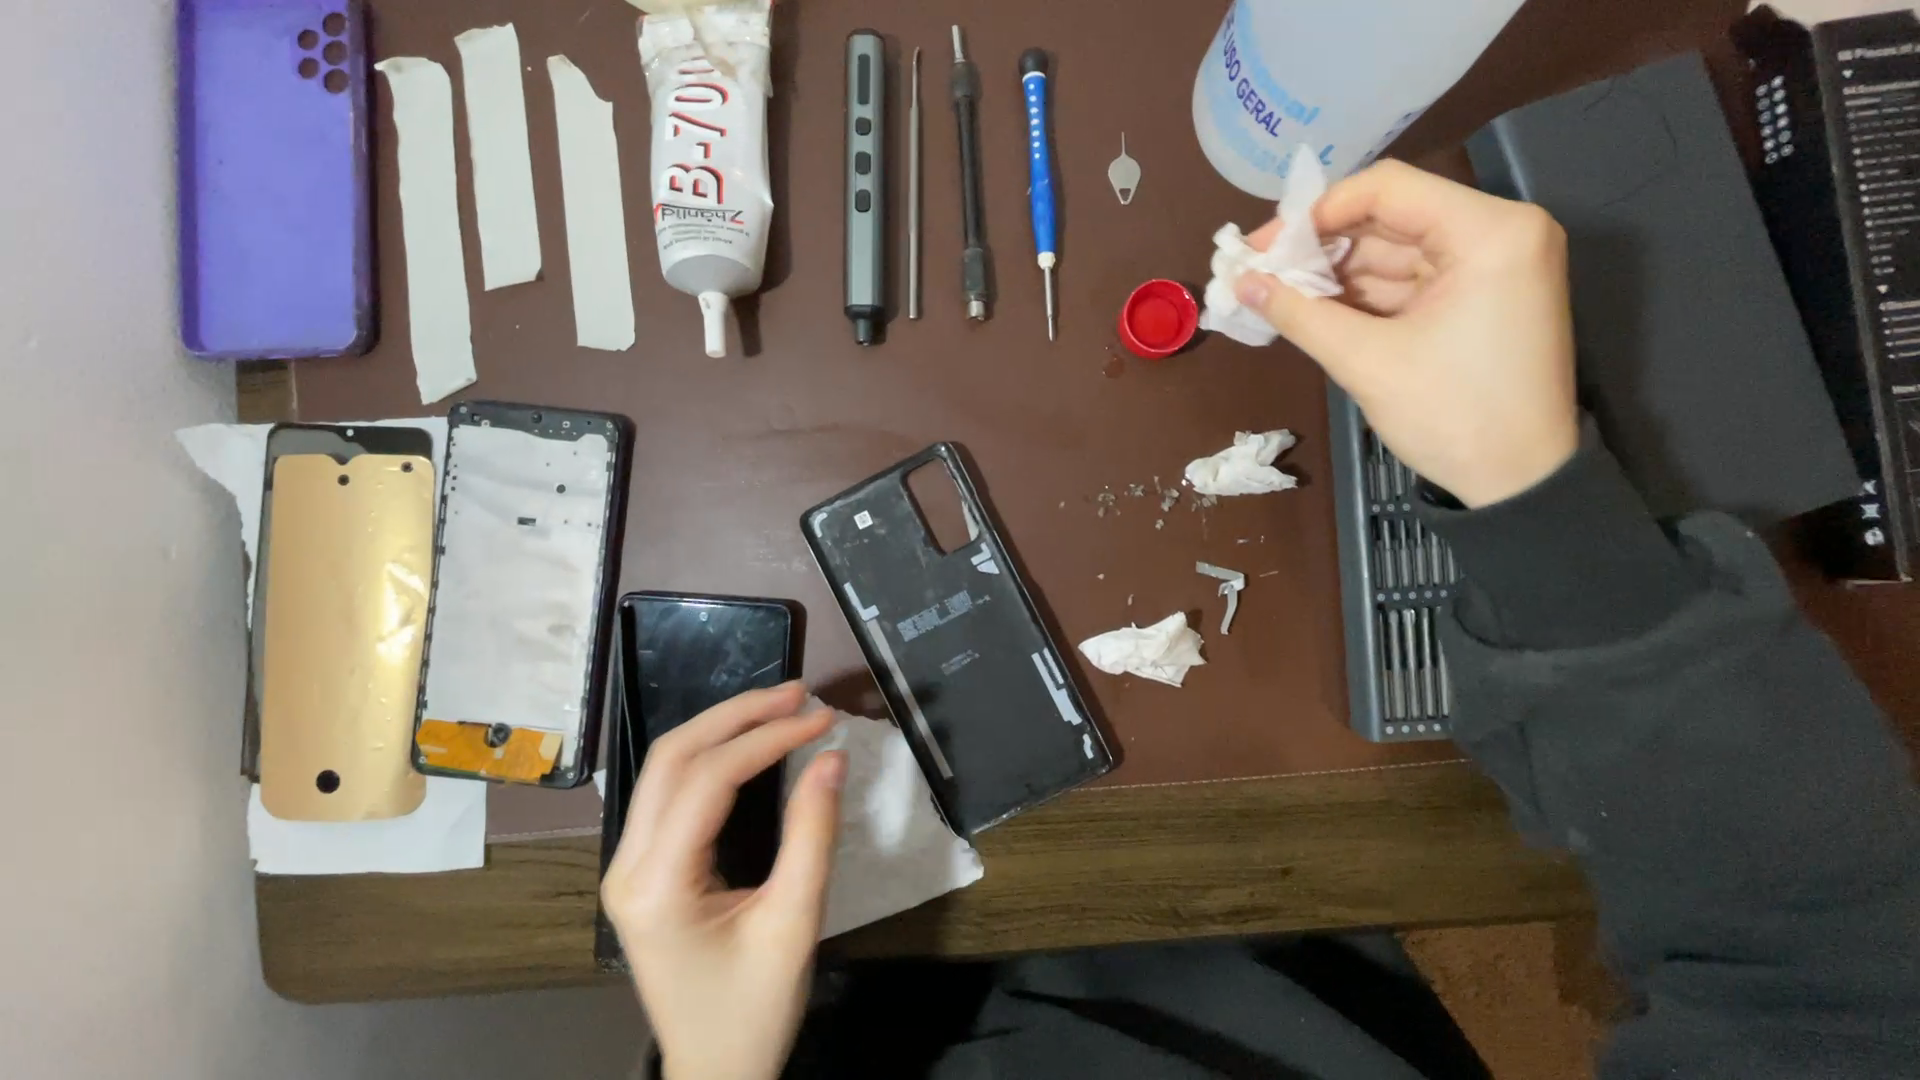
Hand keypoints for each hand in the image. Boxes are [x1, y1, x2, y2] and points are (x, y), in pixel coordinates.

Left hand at [602, 682, 844, 1079]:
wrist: (714, 1074)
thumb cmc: (754, 1011)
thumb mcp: (794, 924)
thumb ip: (813, 835)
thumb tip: (833, 757)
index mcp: (656, 885)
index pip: (708, 780)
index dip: (767, 738)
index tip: (821, 718)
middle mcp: (626, 865)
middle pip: (673, 758)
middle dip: (738, 715)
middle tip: (799, 694)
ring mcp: (625, 866)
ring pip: (666, 767)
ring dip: (723, 728)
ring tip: (780, 706)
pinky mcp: (642, 868)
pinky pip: (670, 791)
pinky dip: (713, 755)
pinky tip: (750, 742)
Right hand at [1236, 160, 1579, 507]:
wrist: (1518, 481)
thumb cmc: (1451, 415)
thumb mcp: (1366, 361)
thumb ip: (1299, 314)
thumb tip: (1241, 283)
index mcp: (1489, 232)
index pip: (1388, 188)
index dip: (1317, 212)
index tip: (1264, 246)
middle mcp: (1498, 232)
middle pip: (1389, 218)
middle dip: (1320, 247)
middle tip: (1259, 271)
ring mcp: (1491, 266)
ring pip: (1393, 251)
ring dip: (1334, 273)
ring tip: (1275, 293)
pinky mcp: (1479, 297)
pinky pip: (1407, 281)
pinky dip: (1360, 295)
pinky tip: (1312, 307)